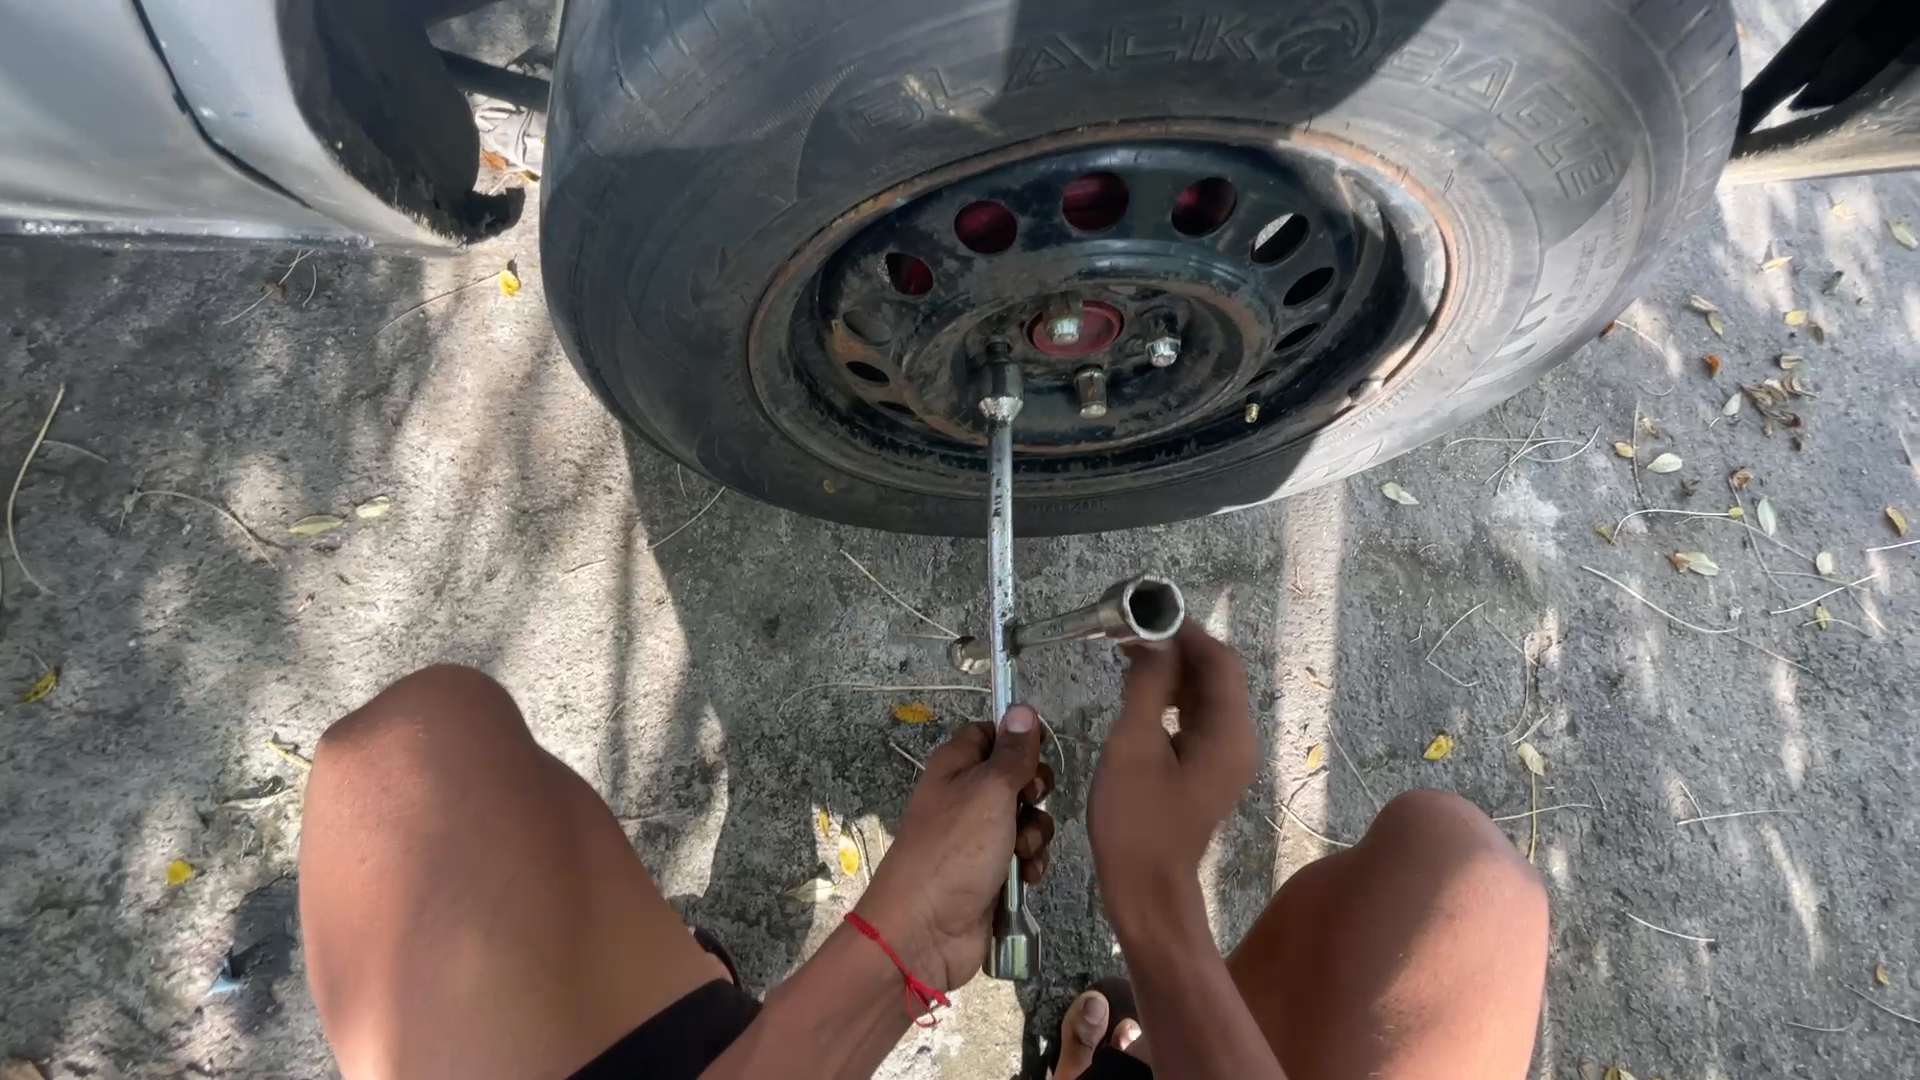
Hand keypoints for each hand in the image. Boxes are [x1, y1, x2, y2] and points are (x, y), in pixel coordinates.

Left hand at [853, 706, 1054, 990]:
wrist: (924, 932)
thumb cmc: (955, 849)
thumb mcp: (989, 791)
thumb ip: (1012, 753)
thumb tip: (1022, 708)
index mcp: (956, 765)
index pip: (990, 732)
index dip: (1017, 738)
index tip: (1038, 750)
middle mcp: (965, 794)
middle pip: (1015, 775)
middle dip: (1034, 790)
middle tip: (1030, 801)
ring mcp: (978, 836)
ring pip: (1025, 817)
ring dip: (1035, 831)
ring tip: (1023, 850)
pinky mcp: (991, 872)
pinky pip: (1024, 854)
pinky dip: (1031, 863)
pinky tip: (1028, 877)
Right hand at [1089, 620, 1255, 933]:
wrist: (1146, 890)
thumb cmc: (1136, 821)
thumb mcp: (1133, 746)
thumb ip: (1147, 687)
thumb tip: (1153, 641)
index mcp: (1228, 734)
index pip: (1220, 662)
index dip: (1187, 632)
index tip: (1146, 614)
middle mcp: (1238, 741)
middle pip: (1217, 675)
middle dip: (1178, 648)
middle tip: (1132, 632)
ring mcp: (1226, 756)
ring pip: (1205, 695)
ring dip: (1173, 671)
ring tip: (1129, 653)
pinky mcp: (1208, 768)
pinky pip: (1196, 717)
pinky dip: (1171, 697)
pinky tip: (1139, 689)